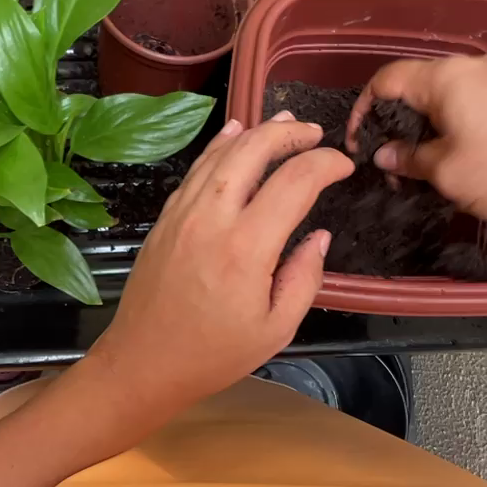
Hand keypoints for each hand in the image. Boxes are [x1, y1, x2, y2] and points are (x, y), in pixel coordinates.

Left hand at [69, 115, 351, 422]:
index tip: (343, 167)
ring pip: (219, 154)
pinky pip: (194, 172)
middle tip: (315, 132)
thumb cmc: (213, 355)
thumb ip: (304, 278)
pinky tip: (232, 136)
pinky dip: (217, 148)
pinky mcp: (163, 221)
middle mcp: (211, 219)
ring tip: (282, 123)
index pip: (295, 181)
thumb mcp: (275, 329)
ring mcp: (181, 215)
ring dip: (253, 133)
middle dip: (289, 133)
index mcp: (246, 248)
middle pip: (252, 150)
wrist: (143, 363)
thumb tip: (318, 236)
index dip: (325, 164)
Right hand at [346, 52, 486, 230]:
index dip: (362, 111)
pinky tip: (473, 161)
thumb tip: (387, 153)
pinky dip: (464, 128)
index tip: (358, 146)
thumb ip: (411, 159)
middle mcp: (478, 66)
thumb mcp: (449, 173)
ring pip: (453, 98)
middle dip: (399, 124)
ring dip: (433, 129)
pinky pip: (484, 106)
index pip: (386, 79)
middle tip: (395, 166)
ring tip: (432, 169)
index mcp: (447, 77)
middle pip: (421, 87)